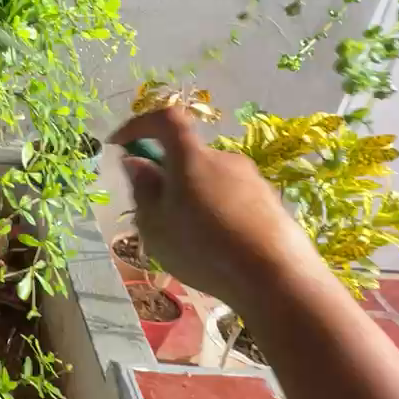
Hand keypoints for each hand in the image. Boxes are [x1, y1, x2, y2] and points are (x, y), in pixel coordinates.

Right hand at [107, 106, 328, 308]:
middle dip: (166, 176)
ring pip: (208, 179)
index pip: (165, 119)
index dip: (139, 125)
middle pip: (186, 156)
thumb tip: (138, 162)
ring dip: (191, 197)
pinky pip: (230, 198)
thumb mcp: (154, 224)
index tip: (120, 146)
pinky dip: (214, 212)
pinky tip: (215, 247)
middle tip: (154, 213)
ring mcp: (252, 179)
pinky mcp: (269, 202)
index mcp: (191, 158)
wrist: (277, 279)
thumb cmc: (203, 248)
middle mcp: (224, 159)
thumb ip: (143, 188)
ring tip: (186, 238)